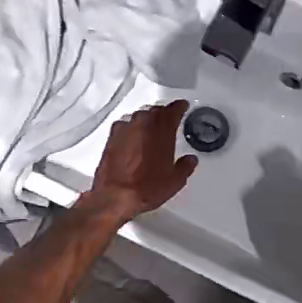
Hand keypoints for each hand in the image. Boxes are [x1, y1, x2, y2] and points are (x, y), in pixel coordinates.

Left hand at [81, 100, 198, 222]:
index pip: (173, 110)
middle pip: (156, 111)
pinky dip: (132, 129)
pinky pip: (125, 126)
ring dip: (148, 121)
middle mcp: (143, 125)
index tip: (182, 106)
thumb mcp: (175, 180)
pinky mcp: (112, 138)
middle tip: (170, 119)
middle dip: (164, 114)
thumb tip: (190, 161)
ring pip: (140, 117)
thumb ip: (185, 166)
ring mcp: (125, 129)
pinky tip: (134, 139)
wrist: (115, 196)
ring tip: (153, 131)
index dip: (180, 107)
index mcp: (162, 130)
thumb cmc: (145, 187)